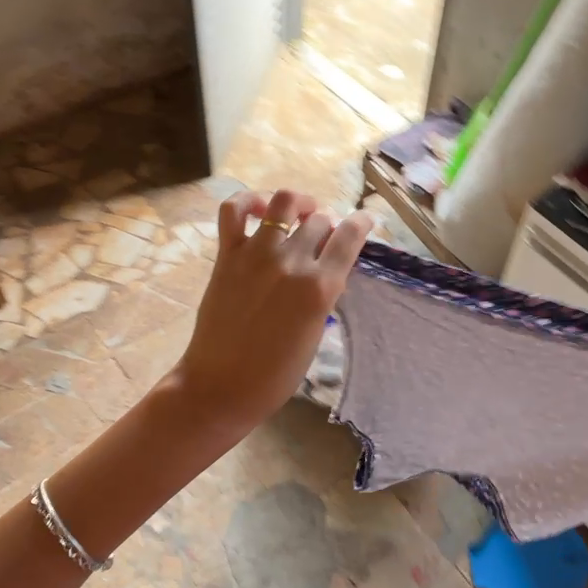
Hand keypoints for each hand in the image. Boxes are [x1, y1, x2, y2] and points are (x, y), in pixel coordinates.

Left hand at [163, 189, 372, 432]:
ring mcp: (257, 254)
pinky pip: (233, 210)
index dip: (362, 223)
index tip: (364, 221)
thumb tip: (327, 268)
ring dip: (299, 204)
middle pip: (320, 220)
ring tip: (299, 213)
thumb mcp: (315, 332)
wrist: (222, 386)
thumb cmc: (276, 373)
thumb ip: (323, 294)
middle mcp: (292, 262)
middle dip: (327, 225)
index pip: (350, 236)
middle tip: (323, 237)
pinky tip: (259, 210)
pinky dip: (247, 201)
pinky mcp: (227, 255)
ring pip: (285, 203)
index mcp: (321, 287)